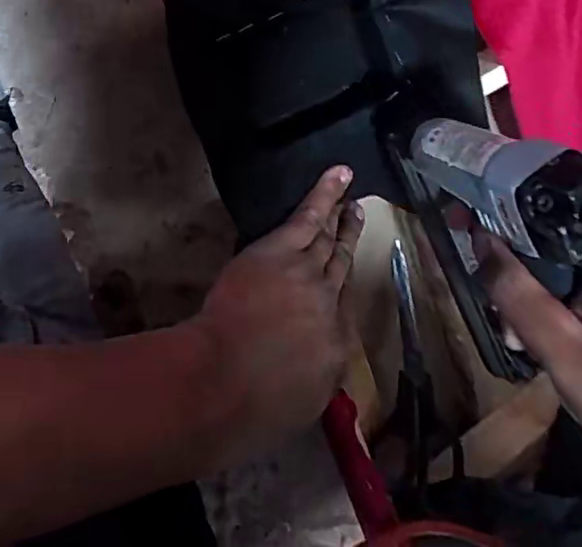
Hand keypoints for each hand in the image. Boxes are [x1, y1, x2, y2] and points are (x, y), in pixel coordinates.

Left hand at [193, 166, 364, 462]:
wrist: (223, 381)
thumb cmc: (254, 405)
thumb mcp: (302, 404)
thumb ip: (316, 374)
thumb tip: (317, 358)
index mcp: (337, 344)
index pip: (344, 311)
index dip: (340, 291)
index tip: (337, 283)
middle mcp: (331, 301)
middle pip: (341, 264)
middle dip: (349, 239)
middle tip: (358, 215)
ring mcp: (308, 271)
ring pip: (329, 237)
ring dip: (341, 215)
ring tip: (351, 197)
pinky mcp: (281, 249)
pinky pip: (309, 215)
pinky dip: (326, 193)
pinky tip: (339, 174)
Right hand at [478, 235, 581, 546]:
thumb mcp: (574, 370)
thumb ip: (524, 302)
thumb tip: (485, 244)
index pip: (549, 216)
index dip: (504, 226)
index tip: (471, 242)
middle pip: (568, 243)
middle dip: (531, 277)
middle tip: (512, 330)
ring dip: (556, 297)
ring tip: (542, 350)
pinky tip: (579, 350)